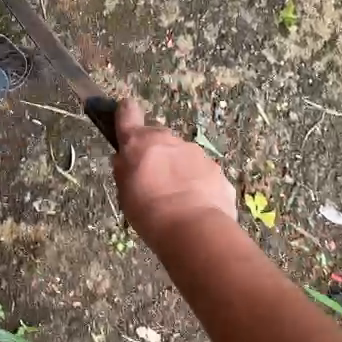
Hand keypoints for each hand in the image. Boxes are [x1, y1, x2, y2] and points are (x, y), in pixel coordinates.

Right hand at [112, 99, 238, 243]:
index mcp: (138, 142)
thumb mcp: (124, 193)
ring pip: (183, 155)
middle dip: (157, 153)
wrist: (195, 230)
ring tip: (179, 200)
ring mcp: (195, 153)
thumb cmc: (148, 212)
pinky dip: (199, 184)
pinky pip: (203, 173)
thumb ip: (125, 171)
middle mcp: (167, 139)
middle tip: (155, 180)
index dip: (126, 114)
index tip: (127, 121)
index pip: (128, 111)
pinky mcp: (217, 170)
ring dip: (179, 170)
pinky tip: (197, 207)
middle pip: (158, 138)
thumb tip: (126, 161)